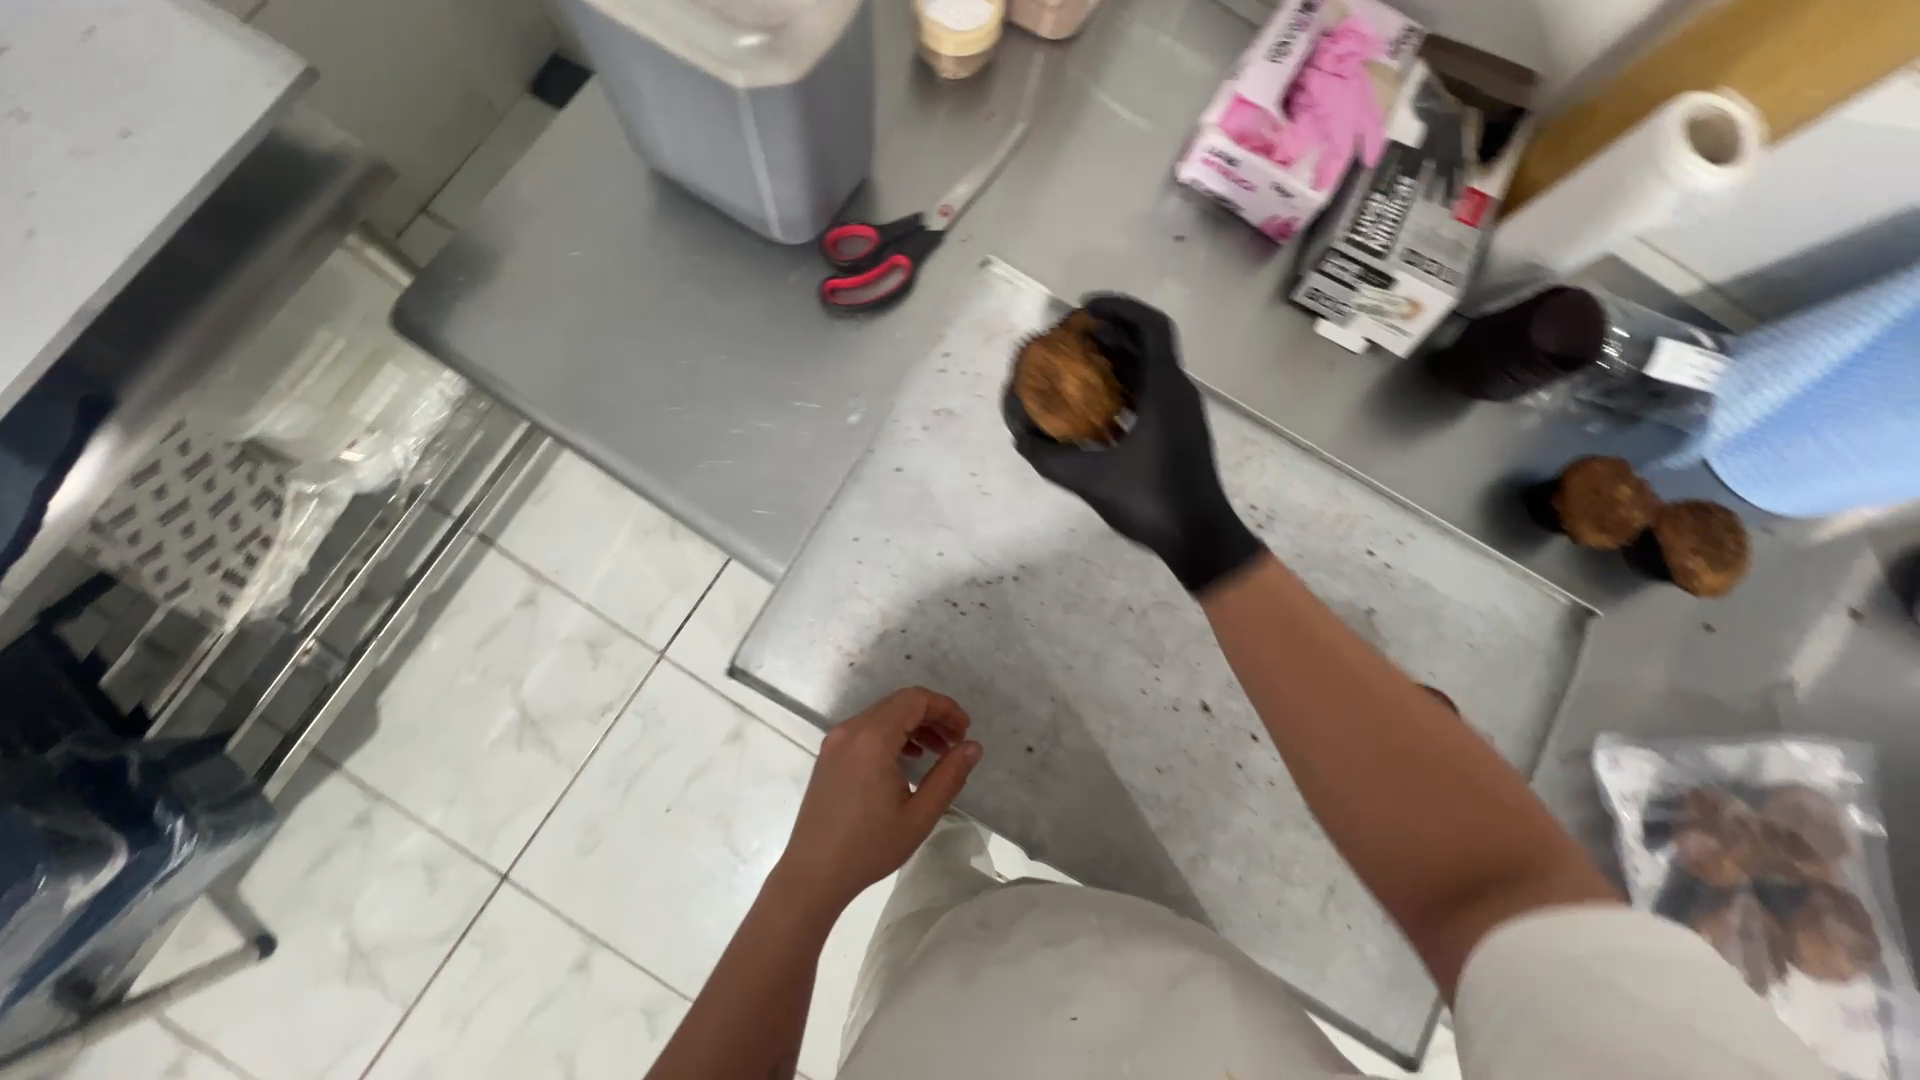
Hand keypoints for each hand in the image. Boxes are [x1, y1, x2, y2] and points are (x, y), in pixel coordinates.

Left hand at [773, 688, 982, 913]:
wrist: (813, 873)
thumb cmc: (869, 847)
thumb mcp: (920, 815)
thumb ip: (950, 776)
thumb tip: (973, 746)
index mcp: (872, 739)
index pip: (915, 700)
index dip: (946, 708)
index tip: (966, 730)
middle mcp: (851, 730)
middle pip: (899, 703)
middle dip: (932, 715)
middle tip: (957, 741)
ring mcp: (835, 741)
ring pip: (882, 715)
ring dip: (913, 725)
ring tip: (938, 752)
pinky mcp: (829, 755)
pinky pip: (866, 730)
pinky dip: (892, 734)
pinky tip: (908, 760)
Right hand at [1005, 294, 1264, 593]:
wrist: (1200, 538)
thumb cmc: (1152, 502)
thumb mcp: (1092, 481)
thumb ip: (1051, 459)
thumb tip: (1021, 437)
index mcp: (1165, 391)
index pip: (1151, 326)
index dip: (1119, 308)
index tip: (1084, 310)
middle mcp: (1178, 393)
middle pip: (1146, 344)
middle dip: (1108, 334)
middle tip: (1071, 337)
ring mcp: (1182, 414)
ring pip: (1149, 370)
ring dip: (1115, 361)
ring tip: (1076, 365)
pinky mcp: (1180, 433)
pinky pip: (1151, 394)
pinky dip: (1123, 388)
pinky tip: (1096, 407)